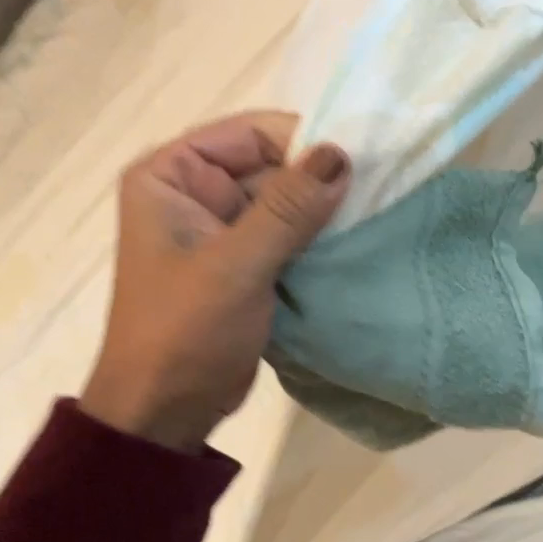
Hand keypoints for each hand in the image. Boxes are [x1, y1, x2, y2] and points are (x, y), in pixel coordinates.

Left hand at [81, 111, 350, 450]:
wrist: (166, 407)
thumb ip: (288, 209)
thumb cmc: (185, 331)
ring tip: (371, 223)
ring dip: (325, 214)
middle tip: (376, 198)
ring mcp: (224, 231)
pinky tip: (354, 247)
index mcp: (171, 176)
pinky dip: (320, 241)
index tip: (360, 164)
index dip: (303, 144)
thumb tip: (340, 155)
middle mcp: (196, 193)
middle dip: (320, 182)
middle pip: (273, 166)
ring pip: (288, 202)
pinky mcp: (248, 264)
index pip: (250, 134)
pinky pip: (291, 236)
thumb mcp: (236, 265)